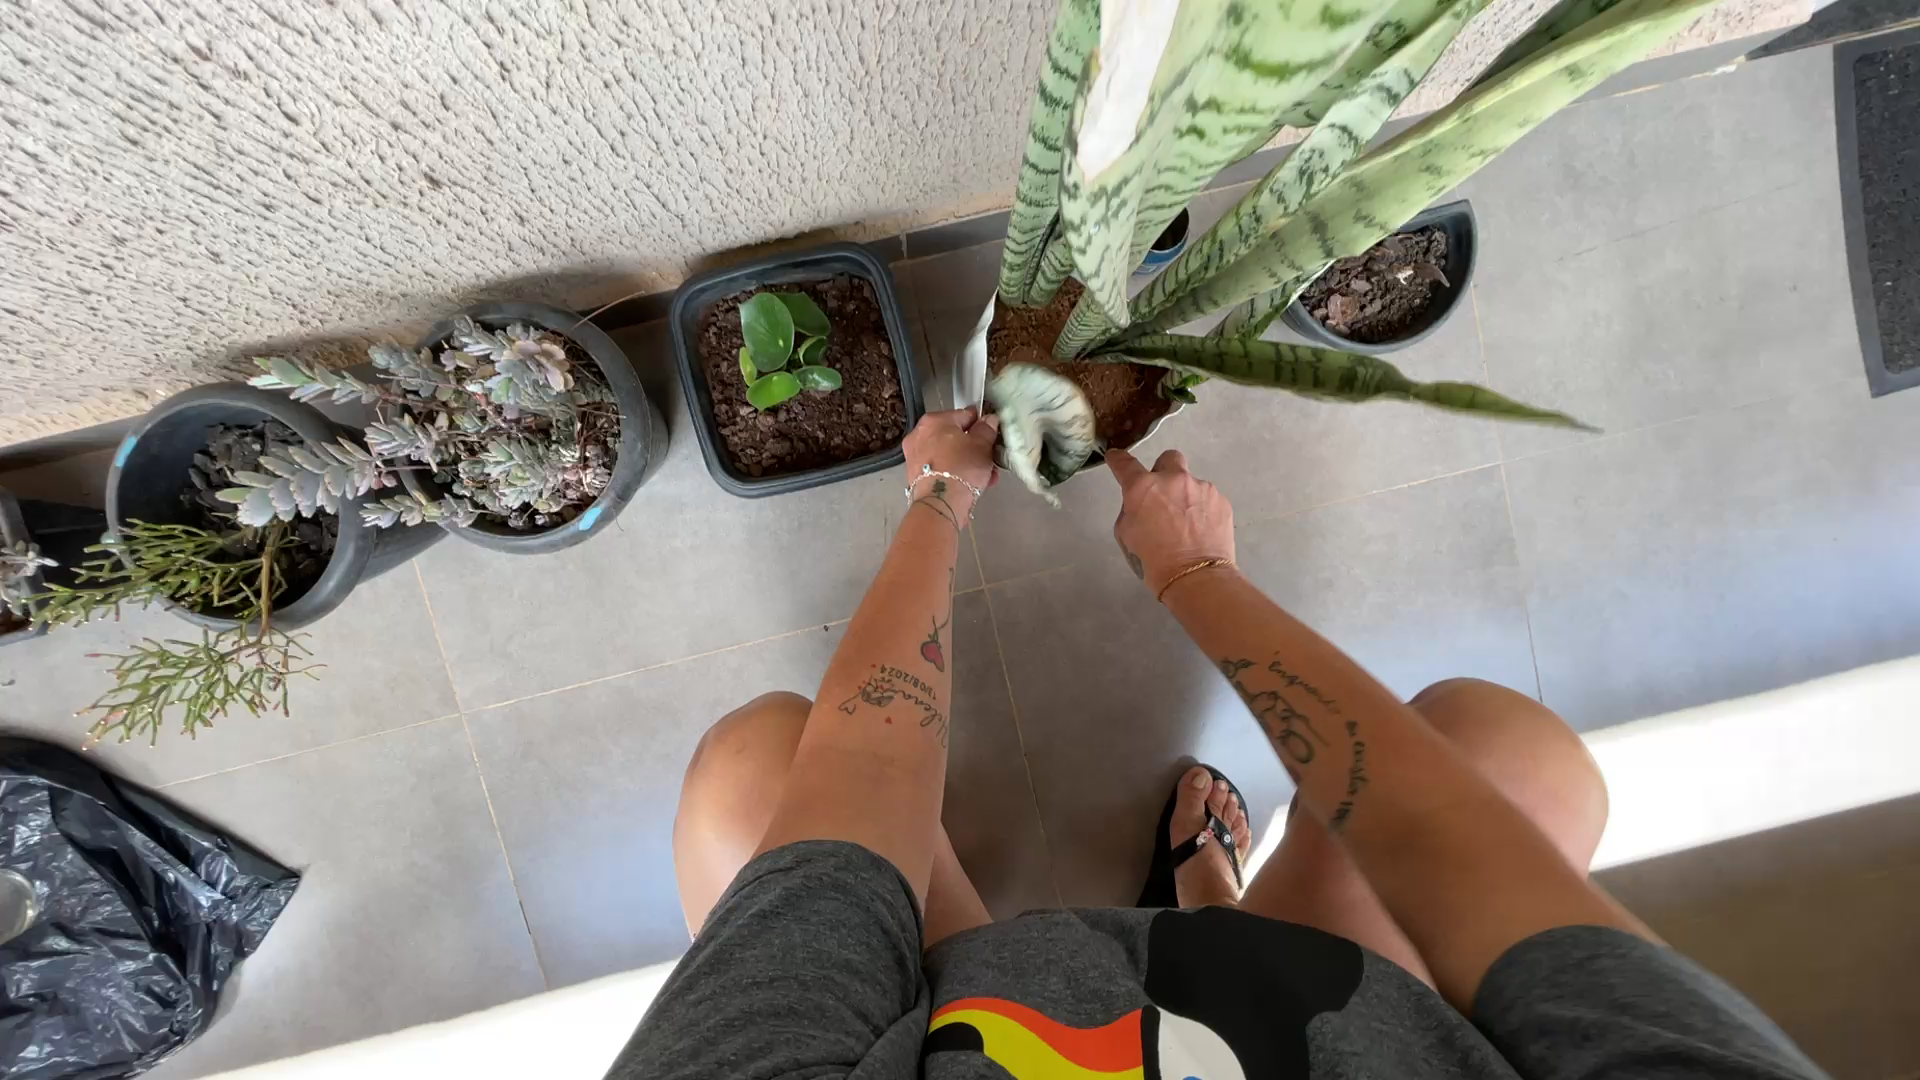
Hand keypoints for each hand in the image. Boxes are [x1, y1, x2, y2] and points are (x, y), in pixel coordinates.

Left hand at [904, 407, 999, 521]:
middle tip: (989, 458)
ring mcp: (915, 457)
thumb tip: (988, 421)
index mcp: (933, 420)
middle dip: (974, 448)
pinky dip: (955, 474)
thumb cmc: (960, 469)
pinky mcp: (916, 477)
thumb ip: (987, 429)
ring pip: (948, 455)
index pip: (963, 415)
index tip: (991, 433)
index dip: (981, 424)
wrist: (940, 504)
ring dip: (967, 463)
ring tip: (985, 475)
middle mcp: (919, 436)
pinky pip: (942, 470)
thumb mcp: (982, 445)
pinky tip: (972, 484)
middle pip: (954, 437)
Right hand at [1108, 448, 1233, 596]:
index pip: (1125, 464)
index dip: (1118, 459)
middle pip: (1169, 458)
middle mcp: (1173, 479)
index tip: (1115, 457)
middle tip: (1162, 494)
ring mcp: (1201, 487)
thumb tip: (1143, 503)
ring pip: (1190, 484)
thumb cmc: (1152, 559)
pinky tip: (1201, 530)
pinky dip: (1202, 510)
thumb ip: (1132, 509)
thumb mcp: (1126, 534)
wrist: (1195, 576)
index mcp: (1143, 487)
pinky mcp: (1221, 500)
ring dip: (1185, 497)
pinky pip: (1207, 499)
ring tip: (1186, 524)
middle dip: (1163, 471)